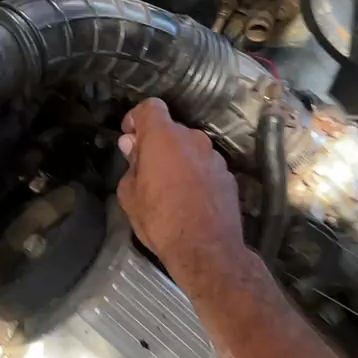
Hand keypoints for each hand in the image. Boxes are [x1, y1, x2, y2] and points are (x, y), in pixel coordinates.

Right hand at [116, 98, 253, 296]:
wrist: (206, 250)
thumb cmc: (160, 219)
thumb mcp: (129, 194)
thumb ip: (130, 164)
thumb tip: (132, 146)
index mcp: (164, 137)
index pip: (150, 107)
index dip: (136, 118)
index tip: (130, 137)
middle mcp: (192, 139)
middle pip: (170, 129)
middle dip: (156, 143)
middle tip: (143, 168)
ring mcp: (214, 157)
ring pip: (189, 148)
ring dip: (177, 159)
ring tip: (167, 187)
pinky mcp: (228, 176)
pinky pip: (204, 166)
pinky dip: (194, 174)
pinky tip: (187, 198)